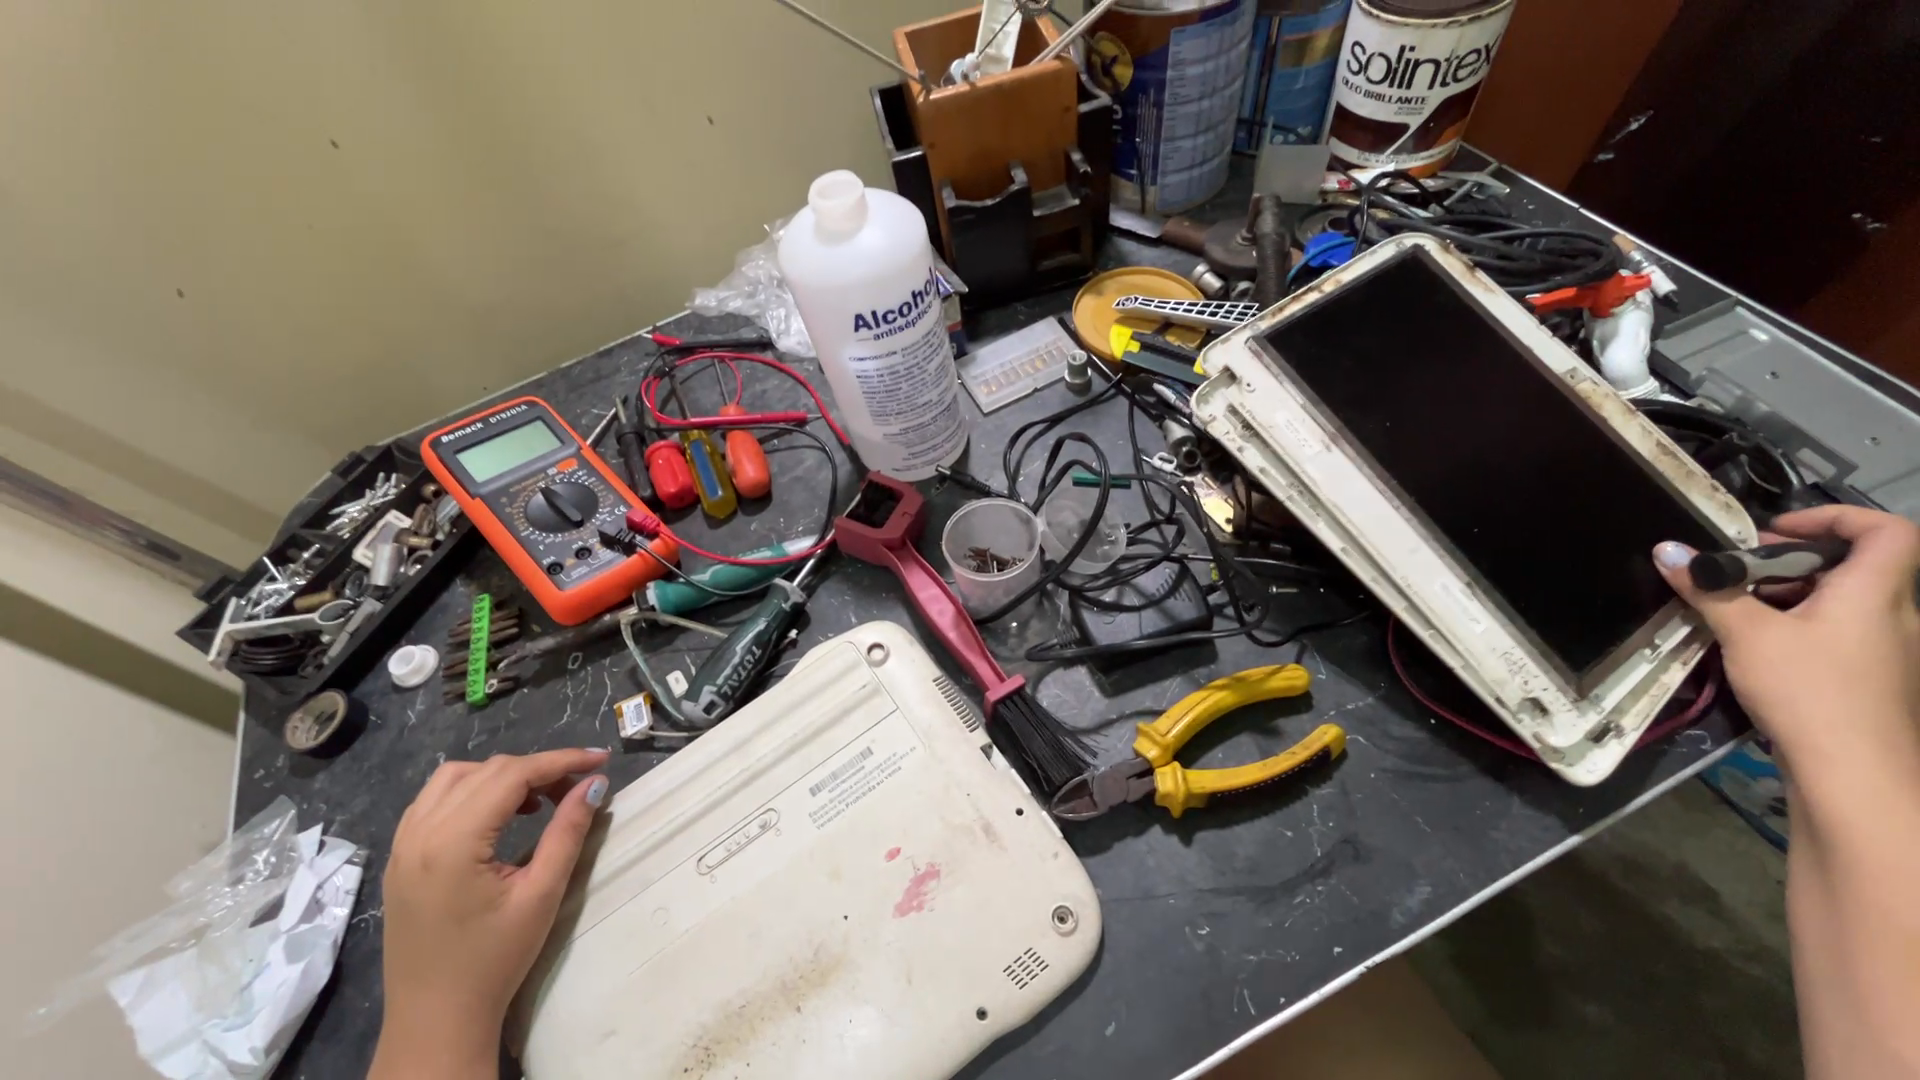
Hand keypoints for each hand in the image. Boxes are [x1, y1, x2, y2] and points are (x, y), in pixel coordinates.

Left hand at [369, 748, 610, 1079]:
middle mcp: (419, 832)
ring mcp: (403, 844)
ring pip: (455, 777)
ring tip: (539, 799)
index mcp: (453, 841)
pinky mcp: (400, 857)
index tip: (601, 759)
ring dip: (502, 776)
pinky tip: (500, 814)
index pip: (512, 774)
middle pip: (486, 770)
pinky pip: (434, 800)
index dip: (560, 760)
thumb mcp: (542, 894)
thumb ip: (568, 831)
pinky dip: (472, 791)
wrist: (435, 1018)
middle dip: (538, 768)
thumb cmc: (494, 960)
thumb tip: (595, 783)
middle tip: (579, 786)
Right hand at [1652, 505, 1919, 769]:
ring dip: (1792, 594)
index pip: (1887, 531)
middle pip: (1857, 565)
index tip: (1776, 531)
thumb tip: (1666, 549)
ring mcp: (1890, 649)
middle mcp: (1895, 614)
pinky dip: (1801, 625)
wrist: (1856, 772)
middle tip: (1738, 571)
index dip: (1835, 518)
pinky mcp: (1874, 677)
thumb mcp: (1747, 633)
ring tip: (1738, 609)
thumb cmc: (1809, 689)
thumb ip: (1710, 589)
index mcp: (1875, 592)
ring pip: (1845, 601)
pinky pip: (1841, 632)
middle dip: (1793, 560)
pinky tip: (1758, 647)